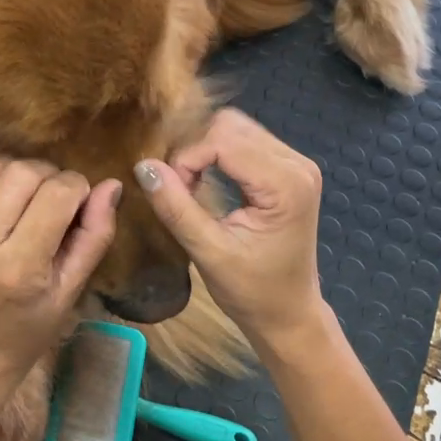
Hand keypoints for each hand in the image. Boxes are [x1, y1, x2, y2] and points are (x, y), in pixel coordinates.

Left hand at [0, 158, 120, 392]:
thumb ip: (95, 236)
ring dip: (18, 173)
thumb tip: (111, 185)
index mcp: (19, 267)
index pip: (57, 194)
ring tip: (28, 198)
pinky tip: (3, 206)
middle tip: (57, 201)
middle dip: (50, 176)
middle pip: (23, 172)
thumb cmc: (31, 326)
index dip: (78, 188)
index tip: (80, 205)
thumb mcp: (72, 290)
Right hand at [134, 109, 326, 346]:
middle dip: (194, 151)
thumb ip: (176, 207)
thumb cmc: (252, 291)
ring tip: (191, 186)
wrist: (288, 315)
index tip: (173, 195)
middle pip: (229, 126)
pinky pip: (243, 140)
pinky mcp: (287, 167)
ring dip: (203, 150)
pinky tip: (206, 181)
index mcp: (286, 183)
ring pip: (234, 127)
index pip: (222, 141)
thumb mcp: (208, 252)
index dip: (186, 160)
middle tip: (180, 189)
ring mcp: (295, 163)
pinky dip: (216, 153)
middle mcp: (297, 163)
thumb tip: (143, 166)